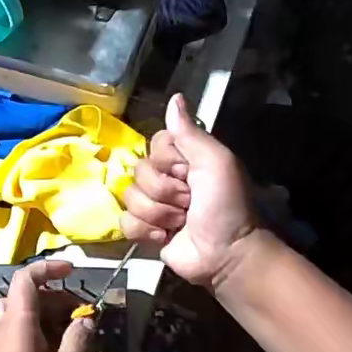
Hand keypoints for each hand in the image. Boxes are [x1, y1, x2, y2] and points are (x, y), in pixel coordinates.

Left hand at [0, 259, 97, 351]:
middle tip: (81, 317)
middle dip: (53, 298)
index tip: (74, 271)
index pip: (25, 278)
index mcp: (15, 322)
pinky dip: (33, 333)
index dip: (48, 267)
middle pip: (23, 297)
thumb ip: (78, 342)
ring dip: (43, 317)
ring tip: (69, 337)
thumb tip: (86, 320)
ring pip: (17, 316)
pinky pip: (12, 335)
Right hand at [122, 94, 262, 291]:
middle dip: (165, 191)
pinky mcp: (144, 230)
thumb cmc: (226, 205)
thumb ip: (190, 133)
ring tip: (181, 222)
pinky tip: (165, 237)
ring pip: (130, 198)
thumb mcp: (216, 162)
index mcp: (183, 159)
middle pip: (139, 172)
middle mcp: (165, 178)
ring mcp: (153, 205)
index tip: (189, 173)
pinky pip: (125, 222)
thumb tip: (175, 97)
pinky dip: (146, 231)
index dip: (168, 161)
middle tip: (189, 202)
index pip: (154, 145)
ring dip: (159, 213)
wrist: (226, 253)